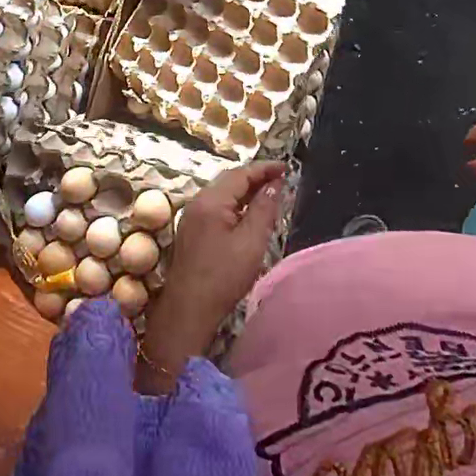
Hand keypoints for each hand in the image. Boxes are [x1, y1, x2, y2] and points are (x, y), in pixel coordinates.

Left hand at [137, 162, 287, 391]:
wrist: (188, 308)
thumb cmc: (223, 276)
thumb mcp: (251, 242)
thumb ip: (263, 210)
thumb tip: (274, 185)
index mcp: (210, 201)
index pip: (240, 174)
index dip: (264, 169)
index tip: (286, 167)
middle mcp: (197, 203)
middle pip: (228, 181)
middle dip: (254, 177)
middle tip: (281, 179)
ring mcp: (191, 217)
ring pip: (221, 195)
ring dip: (244, 192)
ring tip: (269, 194)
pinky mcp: (191, 231)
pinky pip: (215, 208)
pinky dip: (234, 205)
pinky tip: (247, 215)